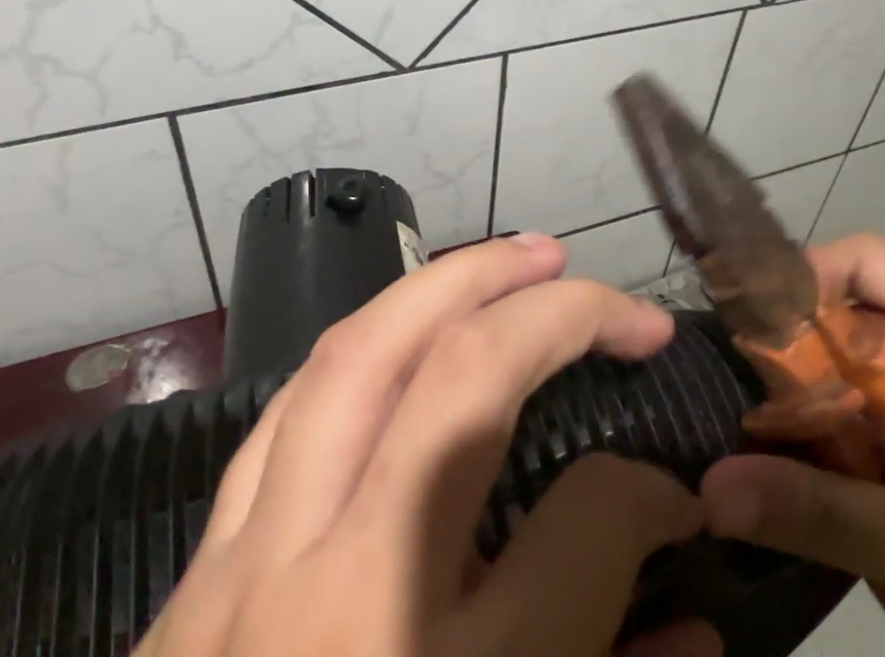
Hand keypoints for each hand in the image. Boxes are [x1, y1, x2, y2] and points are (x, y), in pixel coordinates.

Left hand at [137, 233, 721, 656]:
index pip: (584, 522)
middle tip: (584, 270)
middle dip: (528, 301)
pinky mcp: (193, 579)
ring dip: (433, 292)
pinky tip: (395, 341)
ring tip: (504, 263)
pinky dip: (353, 357)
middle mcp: (341, 591)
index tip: (673, 488)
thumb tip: (691, 620)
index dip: (648, 490)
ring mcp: (244, 570)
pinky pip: (279, 422)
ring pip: (343, 365)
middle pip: (442, 379)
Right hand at [699, 235, 884, 655]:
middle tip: (720, 400)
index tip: (731, 321)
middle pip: (857, 323)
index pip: (868, 263)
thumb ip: (823, 515)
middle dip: (787, 355)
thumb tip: (707, 488)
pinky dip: (840, 454)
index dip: (796, 274)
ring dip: (809, 411)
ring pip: (868, 386)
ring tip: (743, 447)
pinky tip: (806, 493)